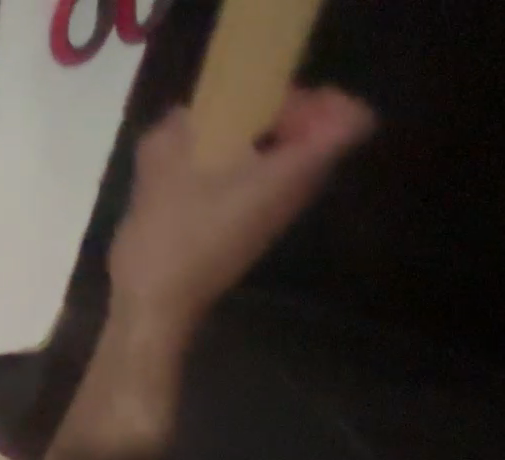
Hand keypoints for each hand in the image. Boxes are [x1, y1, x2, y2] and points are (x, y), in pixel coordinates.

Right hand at [109, 87, 375, 329]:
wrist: (156, 312)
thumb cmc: (169, 245)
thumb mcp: (158, 183)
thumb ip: (168, 141)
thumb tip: (179, 119)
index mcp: (290, 173)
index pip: (349, 121)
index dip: (322, 101)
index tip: (273, 104)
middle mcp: (294, 194)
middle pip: (314, 141)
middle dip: (279, 122)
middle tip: (230, 122)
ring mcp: (270, 221)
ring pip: (283, 168)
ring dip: (251, 152)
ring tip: (201, 155)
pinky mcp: (245, 238)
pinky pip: (258, 193)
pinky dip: (234, 180)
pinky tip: (189, 190)